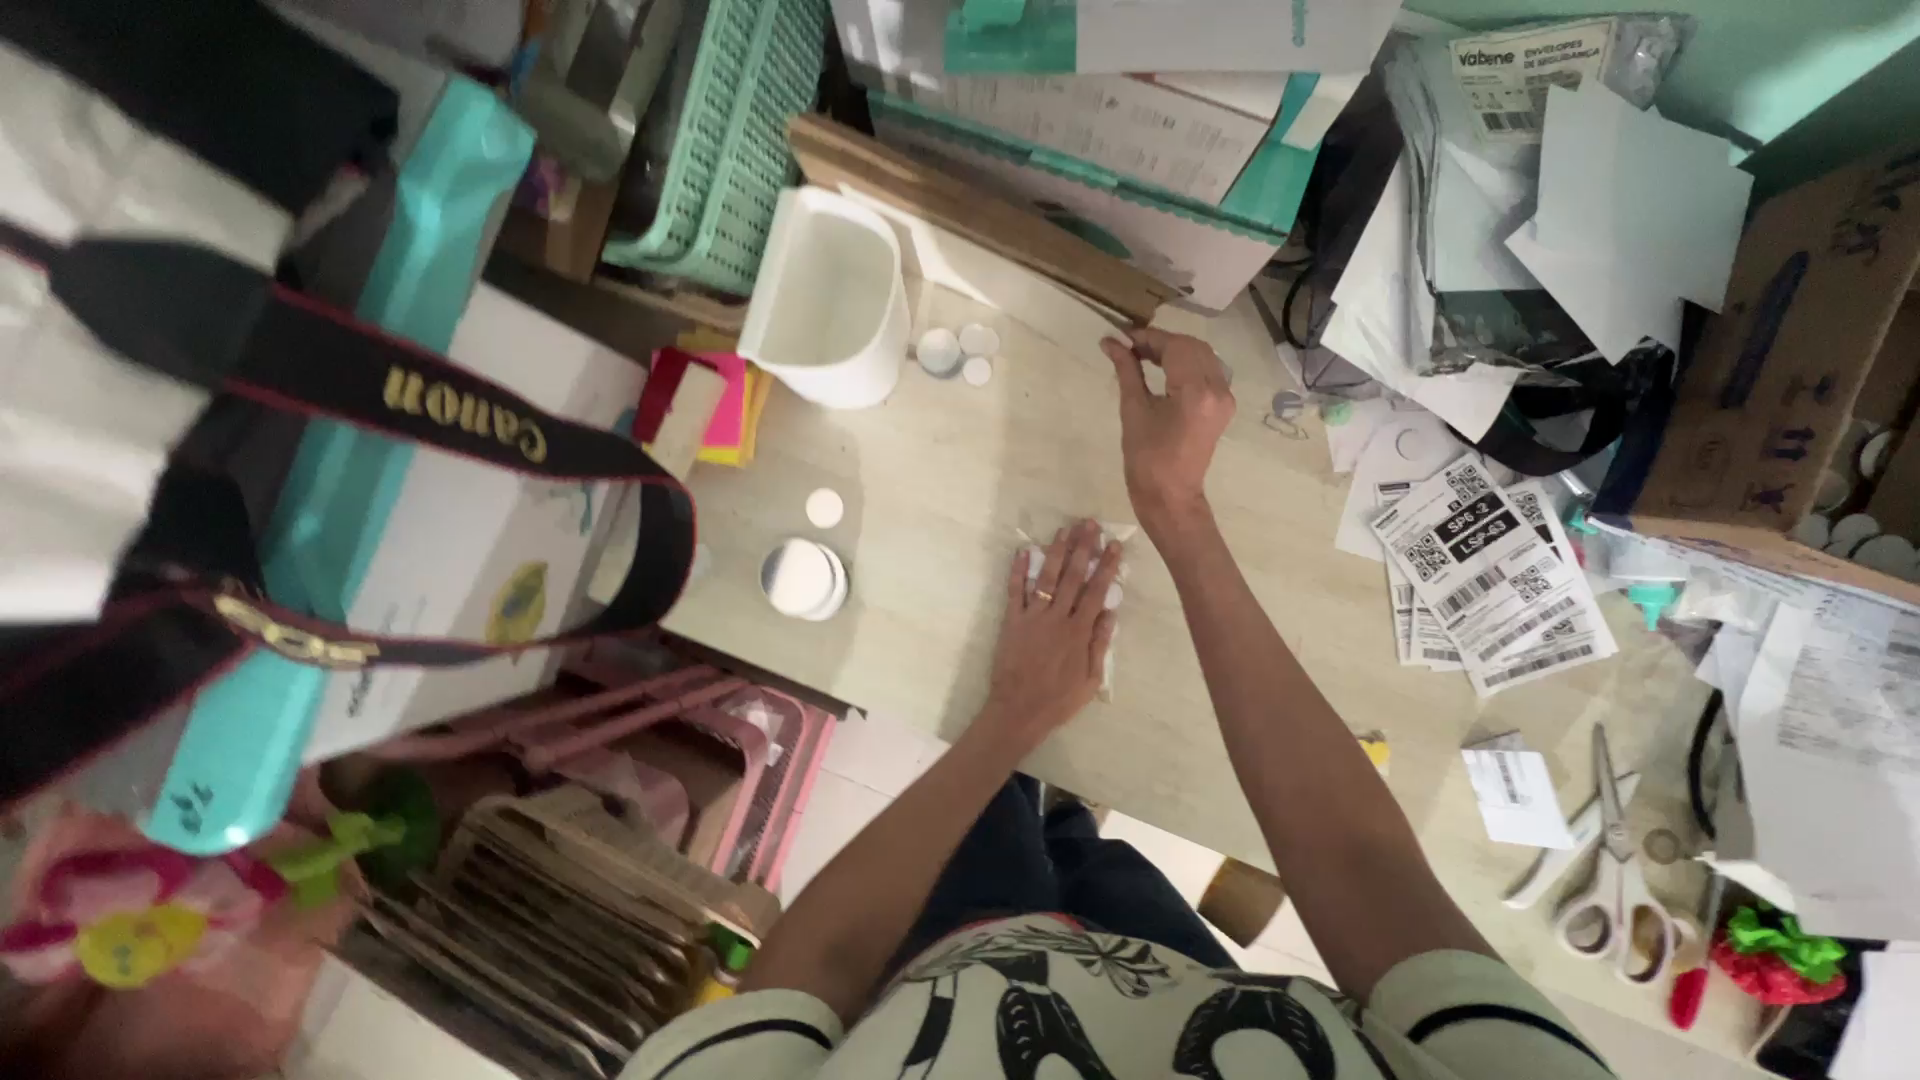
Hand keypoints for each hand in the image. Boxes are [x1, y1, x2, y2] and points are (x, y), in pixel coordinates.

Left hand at [978, 520, 1120, 751]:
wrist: (1018, 711)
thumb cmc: (1058, 700)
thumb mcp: (1091, 679)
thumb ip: (1100, 644)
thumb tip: (1110, 612)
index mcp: (1079, 632)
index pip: (1096, 591)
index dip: (1106, 567)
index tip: (1113, 546)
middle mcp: (1057, 618)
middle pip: (1073, 577)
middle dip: (1083, 548)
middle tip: (1089, 525)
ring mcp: (1032, 617)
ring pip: (1047, 578)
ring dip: (1056, 552)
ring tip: (1064, 530)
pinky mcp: (1012, 621)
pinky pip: (1015, 591)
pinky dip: (1018, 571)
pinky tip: (1023, 551)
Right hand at [1102, 328, 1235, 535]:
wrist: (1170, 496)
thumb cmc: (1146, 460)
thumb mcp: (1133, 411)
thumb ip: (1127, 371)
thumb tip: (1111, 342)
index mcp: (1195, 392)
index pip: (1175, 347)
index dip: (1148, 337)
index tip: (1122, 337)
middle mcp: (1218, 389)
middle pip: (1192, 347)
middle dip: (1161, 341)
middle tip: (1130, 346)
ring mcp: (1225, 398)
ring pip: (1202, 356)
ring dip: (1174, 350)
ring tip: (1142, 356)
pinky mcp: (1223, 405)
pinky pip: (1207, 371)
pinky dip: (1186, 364)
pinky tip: (1162, 368)